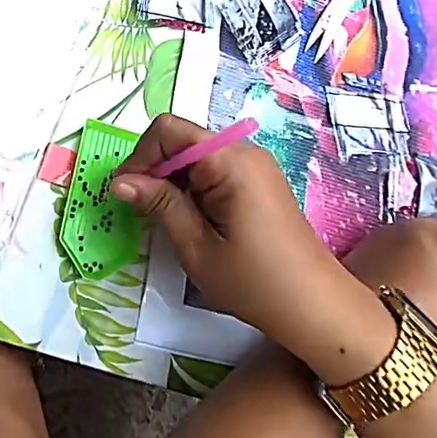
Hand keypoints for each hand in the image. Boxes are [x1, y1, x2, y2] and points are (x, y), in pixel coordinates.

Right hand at [110, 114, 359, 355]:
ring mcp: (254, 164)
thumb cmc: (254, 282)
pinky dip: (190, 185)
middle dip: (153, 167)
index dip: (140, 156)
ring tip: (163, 217)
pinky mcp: (257, 179)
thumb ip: (158, 204)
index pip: (169, 130)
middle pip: (181, 137)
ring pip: (194, 152)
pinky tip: (188, 217)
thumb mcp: (195, 246)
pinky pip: (212, 167)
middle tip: (140, 208)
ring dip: (171, 178)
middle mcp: (243, 152)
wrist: (316, 307)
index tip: (125, 192)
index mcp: (229, 162)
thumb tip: (119, 181)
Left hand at [338, 216, 436, 367]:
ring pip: (415, 248)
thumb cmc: (416, 331)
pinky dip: (401, 275)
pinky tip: (404, 305)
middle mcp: (407, 231)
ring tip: (432, 308)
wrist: (359, 336)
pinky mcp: (355, 255)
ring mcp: (377, 241)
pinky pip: (388, 259)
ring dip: (429, 270)